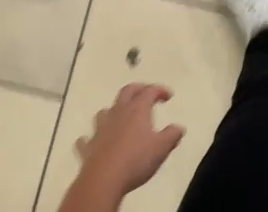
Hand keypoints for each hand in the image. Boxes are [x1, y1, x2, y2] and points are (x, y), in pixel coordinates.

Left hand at [70, 83, 185, 201]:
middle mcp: (118, 113)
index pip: (150, 91)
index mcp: (137, 110)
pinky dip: (92, 137)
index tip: (168, 95)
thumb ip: (172, 135)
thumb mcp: (161, 148)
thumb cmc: (136, 160)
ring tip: (120, 116)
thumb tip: (179, 127)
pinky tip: (94, 141)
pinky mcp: (88, 145)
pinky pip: (87, 138)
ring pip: (106, 111)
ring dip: (114, 111)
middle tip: (146, 93)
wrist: (104, 178)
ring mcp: (101, 128)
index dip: (160, 90)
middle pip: (127, 92)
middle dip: (138, 89)